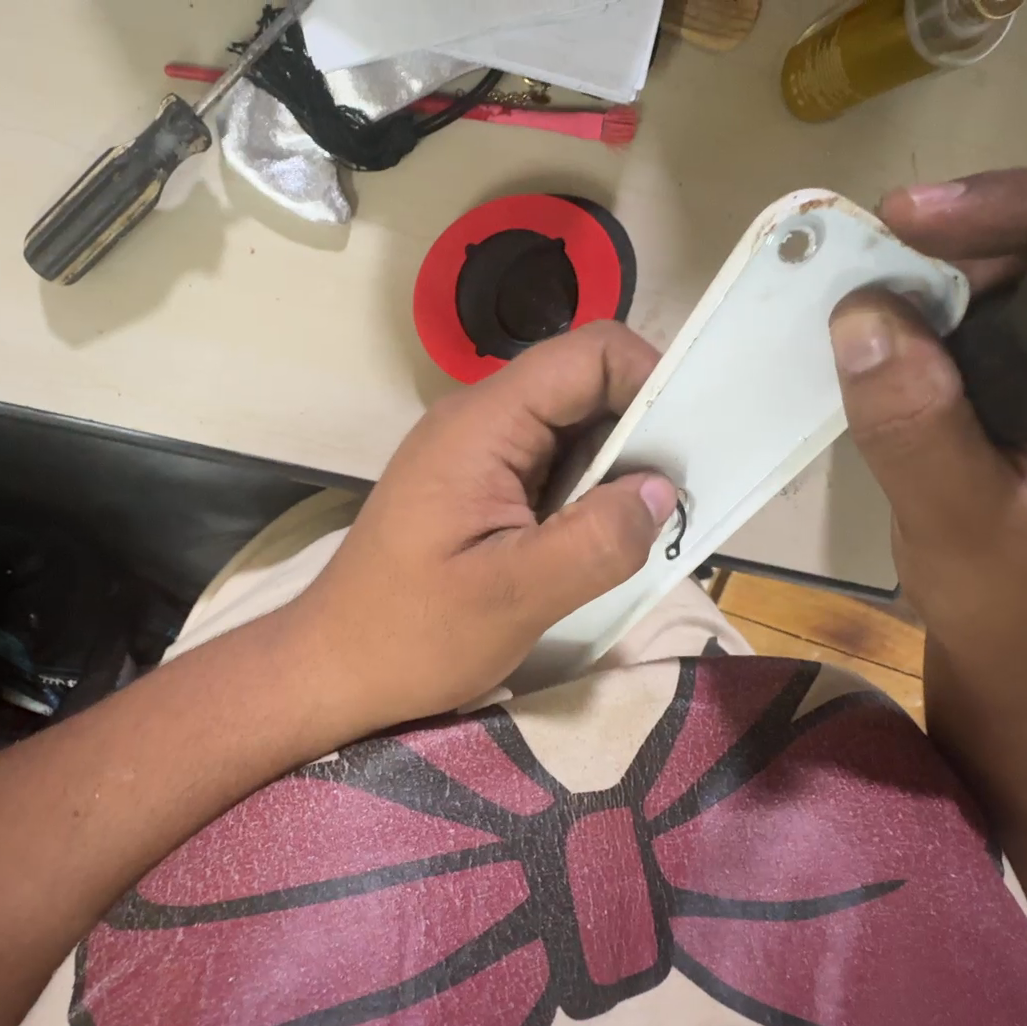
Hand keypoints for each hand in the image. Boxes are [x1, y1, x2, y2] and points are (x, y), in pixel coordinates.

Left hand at [291, 322, 678, 734]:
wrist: (333, 670)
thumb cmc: (410, 636)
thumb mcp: (512, 597)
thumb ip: (595, 541)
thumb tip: (661, 491)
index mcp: (482, 425)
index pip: (588, 354)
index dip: (652, 380)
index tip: (693, 445)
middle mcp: (479, 422)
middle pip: (584, 388)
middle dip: (642, 434)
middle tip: (682, 501)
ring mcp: (476, 456)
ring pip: (572, 432)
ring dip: (617, 473)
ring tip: (651, 528)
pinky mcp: (478, 490)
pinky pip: (550, 470)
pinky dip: (588, 497)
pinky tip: (606, 542)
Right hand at [832, 149, 1026, 703]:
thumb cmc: (1016, 610)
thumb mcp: (952, 526)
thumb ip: (913, 425)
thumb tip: (862, 315)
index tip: (920, 225)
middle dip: (1009, 222)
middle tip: (894, 249)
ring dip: (989, 253)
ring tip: (896, 286)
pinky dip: (987, 288)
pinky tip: (925, 317)